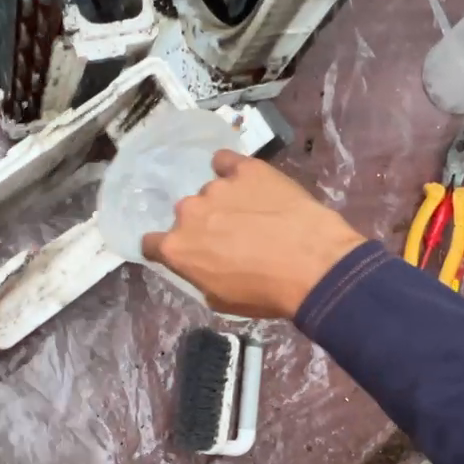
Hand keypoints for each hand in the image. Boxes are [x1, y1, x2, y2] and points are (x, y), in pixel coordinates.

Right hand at [142, 152, 366, 317]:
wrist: (311, 264)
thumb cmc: (265, 292)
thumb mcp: (221, 301)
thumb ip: (200, 276)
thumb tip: (203, 265)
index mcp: (178, 250)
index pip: (151, 243)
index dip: (165, 248)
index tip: (182, 252)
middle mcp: (188, 213)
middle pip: (185, 215)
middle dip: (201, 225)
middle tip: (228, 237)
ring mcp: (216, 187)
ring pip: (209, 192)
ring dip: (222, 201)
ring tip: (250, 213)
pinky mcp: (246, 168)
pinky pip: (226, 162)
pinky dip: (230, 169)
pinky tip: (245, 179)